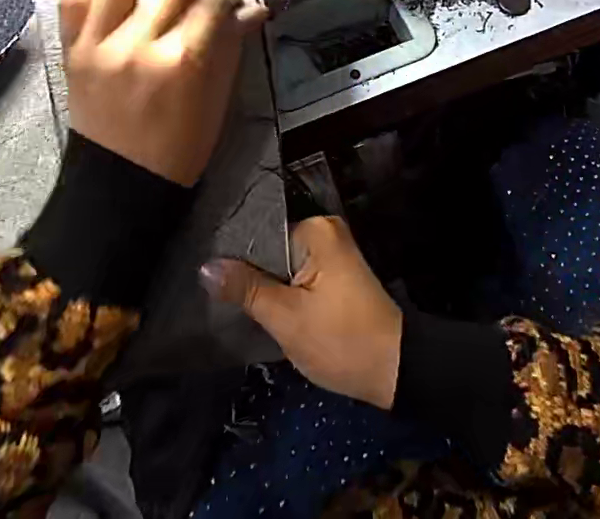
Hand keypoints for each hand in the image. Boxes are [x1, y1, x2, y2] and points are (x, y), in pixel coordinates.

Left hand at [58, 0, 267, 186]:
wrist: (120, 181)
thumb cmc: (179, 148)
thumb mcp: (217, 101)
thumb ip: (231, 48)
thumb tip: (251, 10)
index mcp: (183, 63)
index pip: (214, 2)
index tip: (231, 6)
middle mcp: (139, 46)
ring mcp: (100, 44)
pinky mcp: (72, 49)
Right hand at [202, 216, 401, 408]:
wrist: (394, 369)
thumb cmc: (341, 340)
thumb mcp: (286, 318)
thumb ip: (245, 288)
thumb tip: (205, 267)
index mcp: (316, 229)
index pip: (260, 234)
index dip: (233, 258)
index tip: (206, 276)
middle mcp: (325, 231)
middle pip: (270, 249)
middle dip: (247, 273)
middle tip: (211, 292)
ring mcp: (331, 252)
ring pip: (281, 265)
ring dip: (262, 285)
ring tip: (226, 300)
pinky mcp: (333, 273)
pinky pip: (295, 275)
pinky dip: (279, 291)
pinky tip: (256, 307)